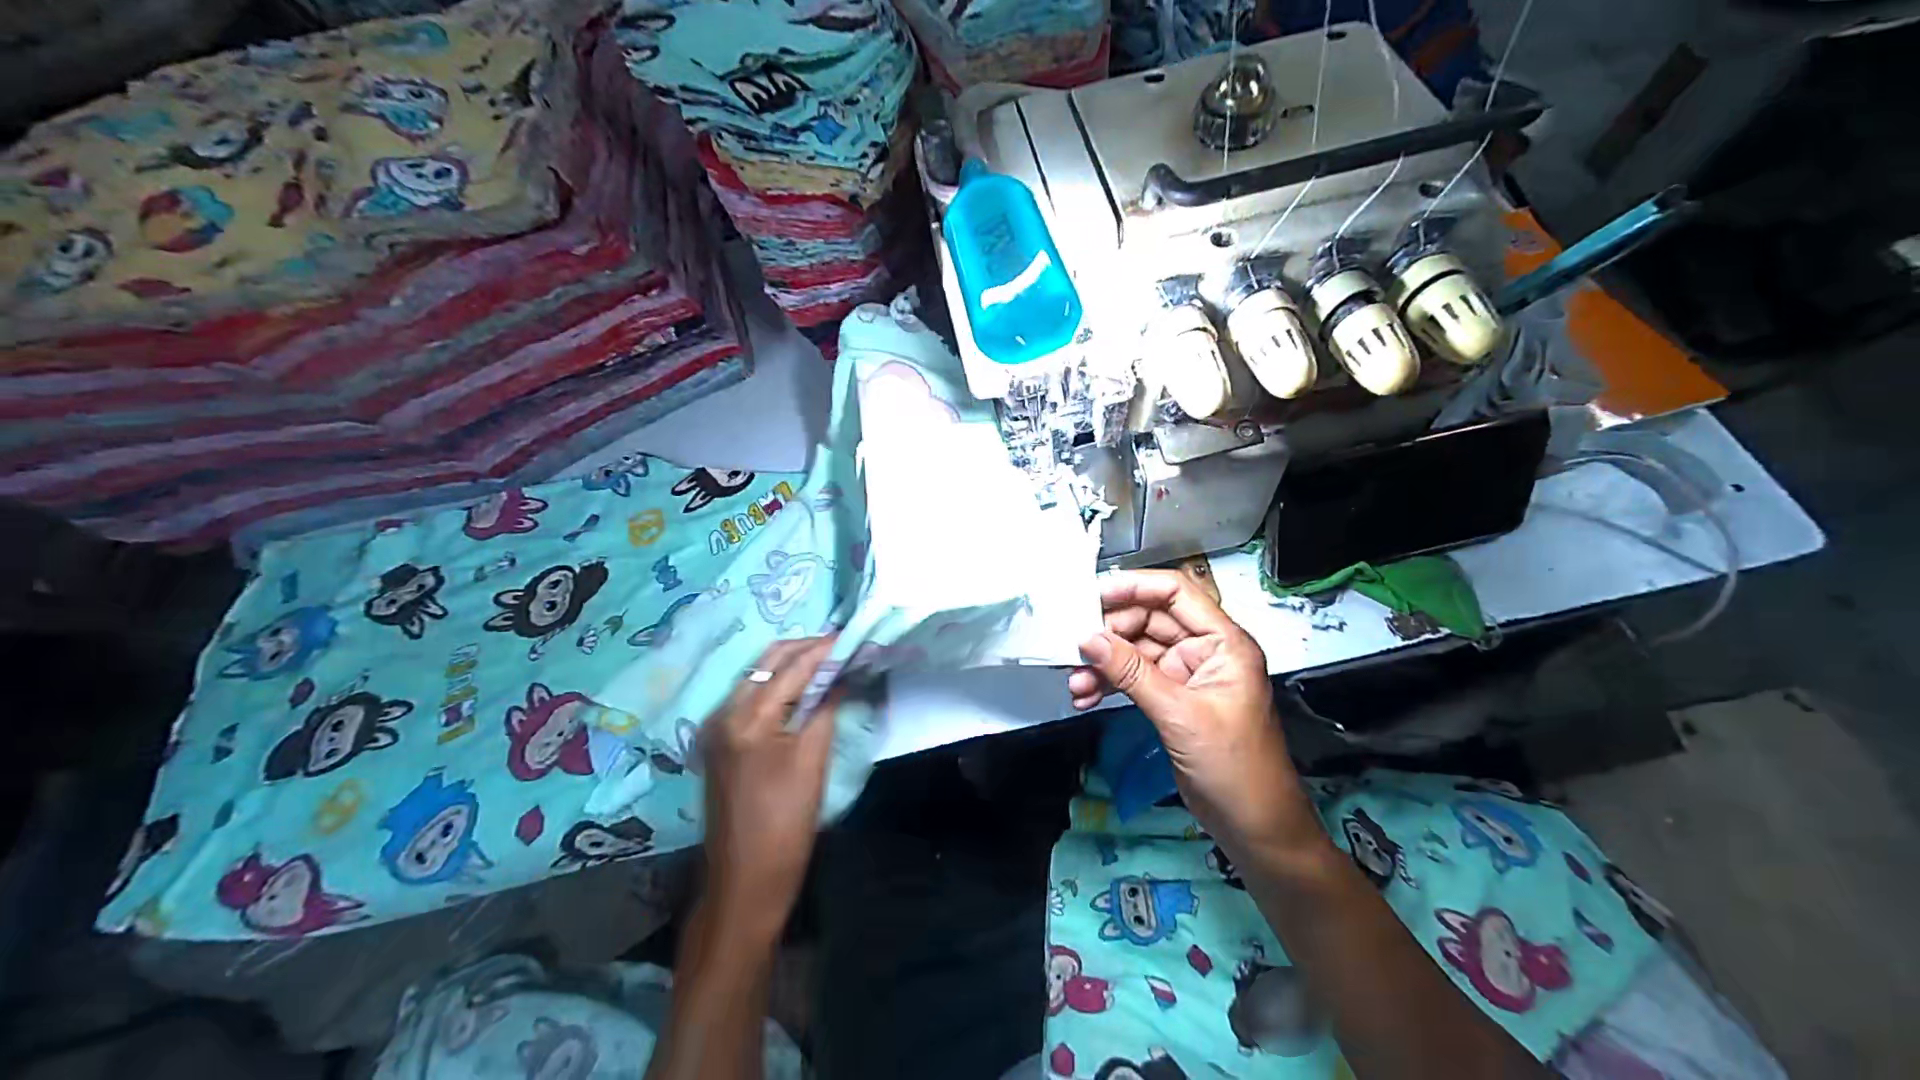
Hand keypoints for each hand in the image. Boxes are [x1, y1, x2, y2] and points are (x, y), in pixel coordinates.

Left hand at [698, 636, 839, 939]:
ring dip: (792, 666)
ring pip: (758, 677)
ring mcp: (717, 728)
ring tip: (829, 663)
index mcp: (746, 717)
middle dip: (806, 649)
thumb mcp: (812, 763)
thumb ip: (824, 710)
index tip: (854, 635)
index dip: (825, 649)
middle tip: (843, 647)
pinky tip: (803, 690)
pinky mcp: (720, 743)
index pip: (792, 667)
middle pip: (768, 663)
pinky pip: (751, 698)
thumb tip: (840, 676)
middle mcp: (724, 713)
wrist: (743, 882)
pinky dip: (778, 687)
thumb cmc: (784, 825)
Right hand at [1067, 571, 1303, 850]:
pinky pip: (1135, 679)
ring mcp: (1187, 676)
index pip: (1176, 594)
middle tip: (1075, 645)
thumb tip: (1090, 640)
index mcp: (1223, 643)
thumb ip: (1133, 673)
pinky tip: (1087, 695)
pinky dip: (1110, 685)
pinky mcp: (1173, 699)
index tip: (1094, 595)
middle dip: (1110, 634)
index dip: (1134, 587)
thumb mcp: (1181, 714)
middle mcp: (1205, 652)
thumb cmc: (1237, 768)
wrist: (1255, 826)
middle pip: (1149, 621)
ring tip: (1076, 681)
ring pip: (1136, 652)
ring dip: (1104, 664)